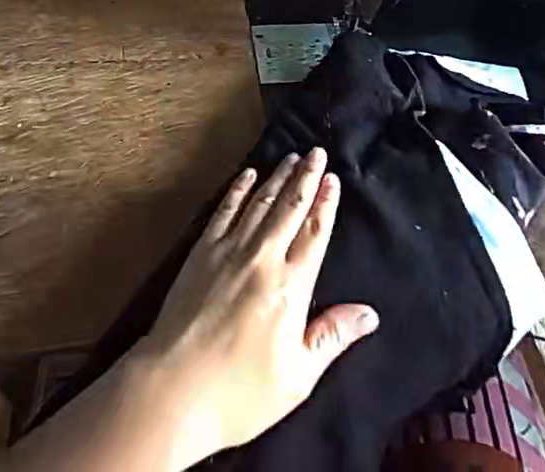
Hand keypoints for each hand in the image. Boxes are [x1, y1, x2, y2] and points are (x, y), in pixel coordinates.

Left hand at [128, 147, 378, 464]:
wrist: (176, 386)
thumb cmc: (241, 391)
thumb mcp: (297, 376)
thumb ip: (332, 337)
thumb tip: (368, 313)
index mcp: (290, 289)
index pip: (314, 234)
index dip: (326, 204)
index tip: (332, 179)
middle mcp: (262, 260)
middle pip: (289, 209)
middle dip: (305, 178)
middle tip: (316, 152)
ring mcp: (228, 251)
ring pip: (259, 203)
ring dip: (277, 178)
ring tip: (291, 158)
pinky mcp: (202, 252)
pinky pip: (224, 211)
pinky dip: (238, 190)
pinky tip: (247, 175)